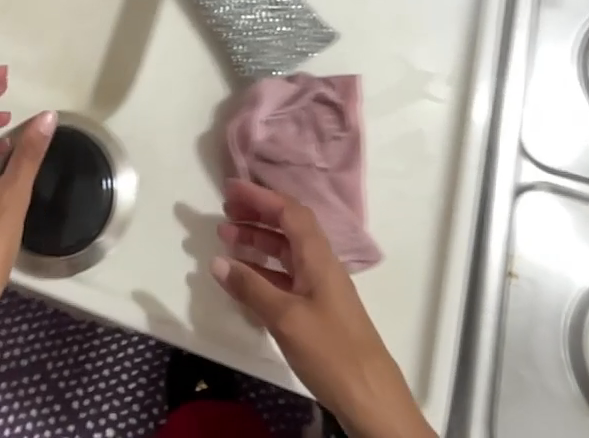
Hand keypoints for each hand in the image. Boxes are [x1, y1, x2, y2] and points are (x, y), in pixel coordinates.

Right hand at [212, 179, 436, 437]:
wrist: (371, 399)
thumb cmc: (331, 351)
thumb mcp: (286, 318)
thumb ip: (251, 288)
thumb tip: (217, 261)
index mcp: (318, 257)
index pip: (290, 212)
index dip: (261, 197)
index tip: (231, 189)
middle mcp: (320, 265)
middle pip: (288, 228)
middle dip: (257, 215)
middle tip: (224, 210)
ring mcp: (320, 289)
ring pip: (285, 253)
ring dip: (257, 242)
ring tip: (226, 238)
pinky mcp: (316, 311)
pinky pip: (285, 277)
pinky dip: (263, 271)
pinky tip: (242, 278)